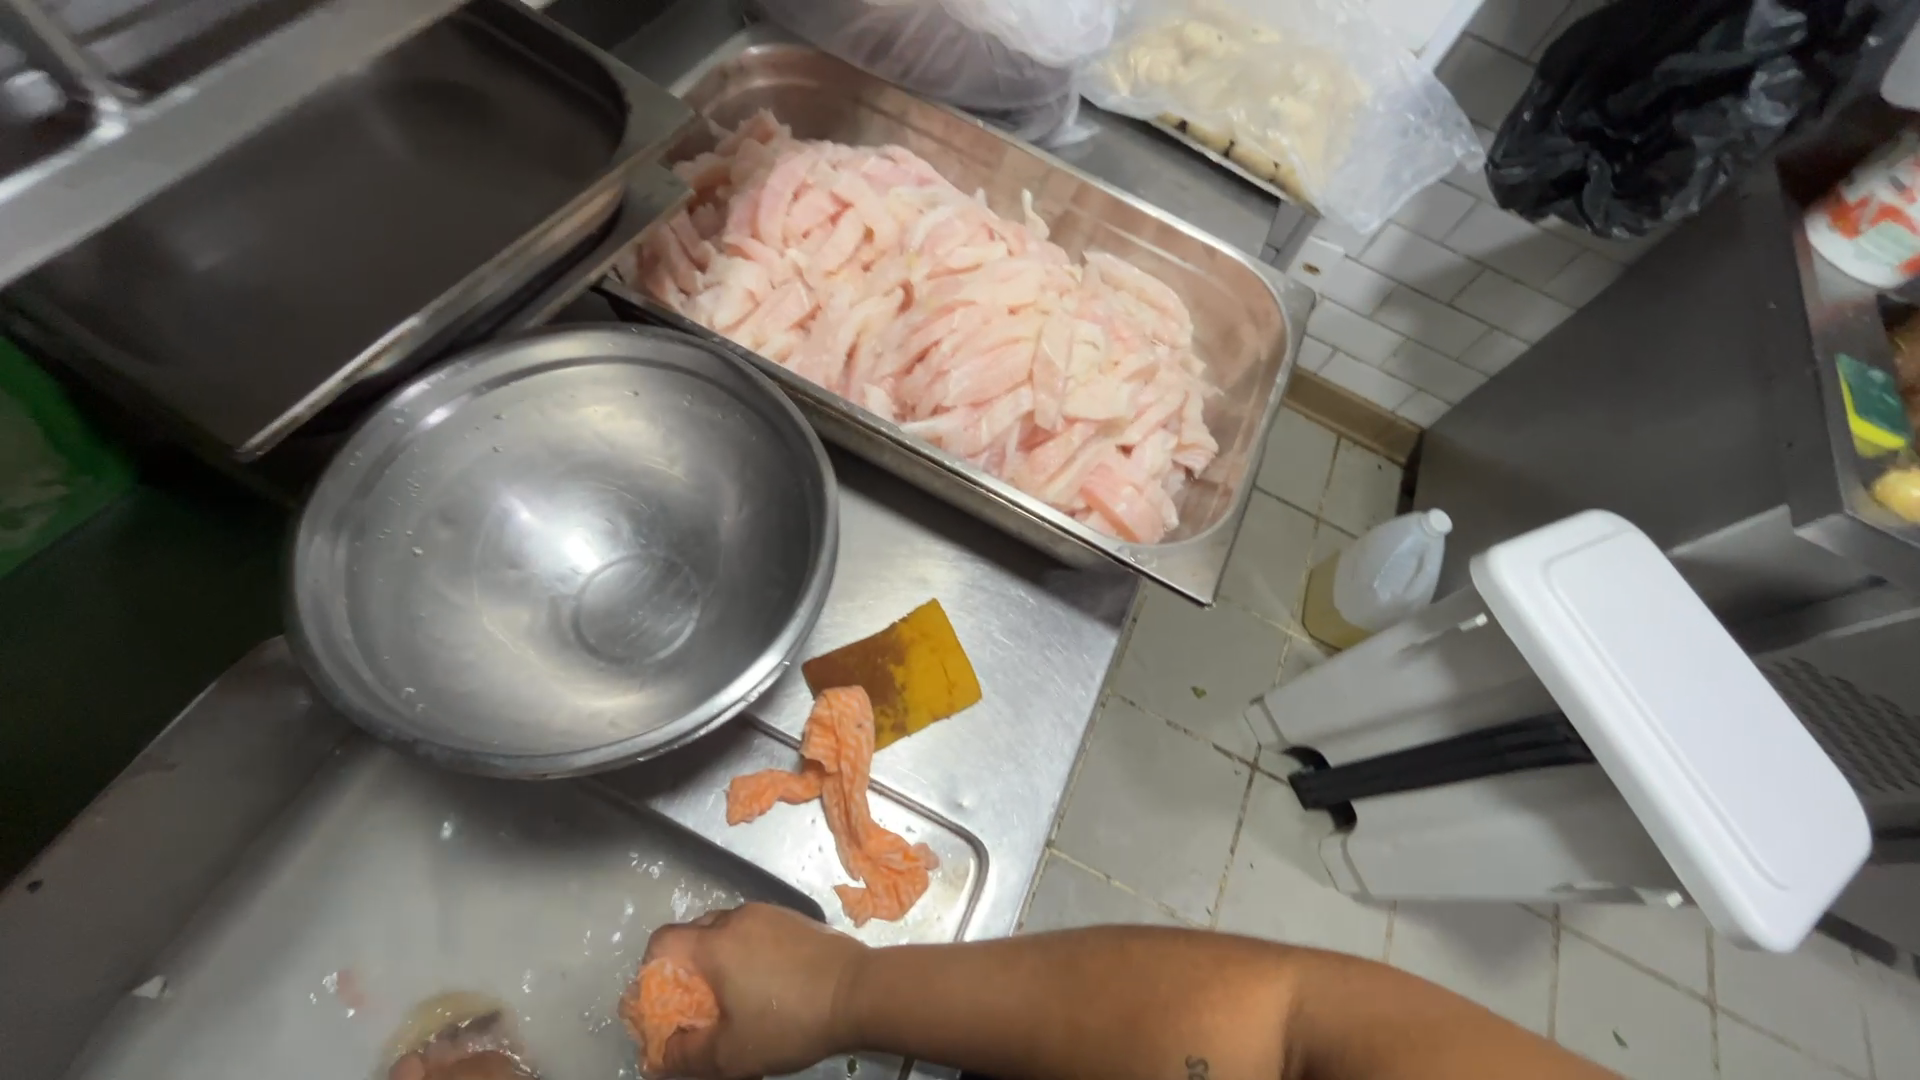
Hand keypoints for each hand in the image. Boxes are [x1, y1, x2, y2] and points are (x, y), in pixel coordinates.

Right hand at [639, 903, 868, 1078]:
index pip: (663, 941)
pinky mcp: (795, 918)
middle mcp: (739, 917)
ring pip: (726, 930)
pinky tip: (764, 985)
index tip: (662, 1005)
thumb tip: (660, 1054)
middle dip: (686, 968)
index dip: (650, 972)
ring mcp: (770, 913)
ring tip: (732, 999)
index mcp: (716, 944)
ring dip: (718, 960)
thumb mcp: (730, 1054)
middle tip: (696, 1007)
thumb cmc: (790, 1021)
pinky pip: (754, 929)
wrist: (858, 991)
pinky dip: (746, 952)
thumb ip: (684, 1055)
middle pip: (694, 932)